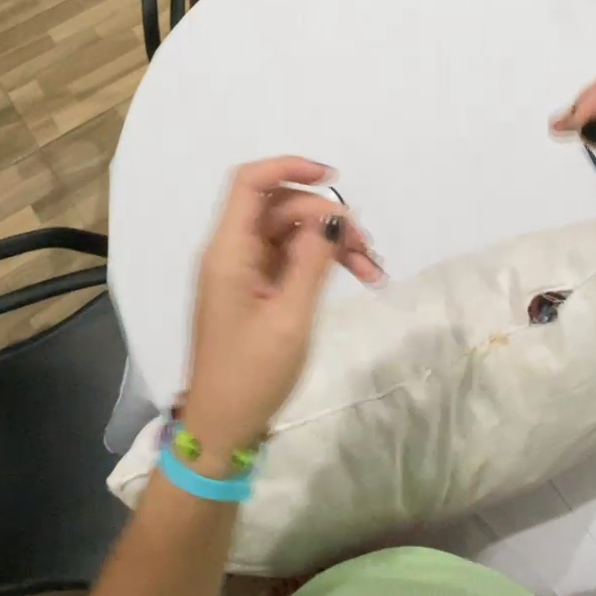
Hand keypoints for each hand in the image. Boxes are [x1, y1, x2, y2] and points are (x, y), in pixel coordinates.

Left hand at [183, 157, 379, 472]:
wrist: (222, 428)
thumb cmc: (251, 375)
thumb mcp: (290, 317)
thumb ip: (312, 261)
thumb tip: (332, 216)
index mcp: (227, 250)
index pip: (250, 182)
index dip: (290, 167)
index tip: (333, 178)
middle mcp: (231, 251)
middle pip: (281, 207)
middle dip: (327, 217)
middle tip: (366, 248)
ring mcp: (243, 269)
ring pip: (292, 232)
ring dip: (331, 241)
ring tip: (372, 268)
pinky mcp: (256, 288)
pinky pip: (292, 257)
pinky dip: (322, 262)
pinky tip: (357, 276)